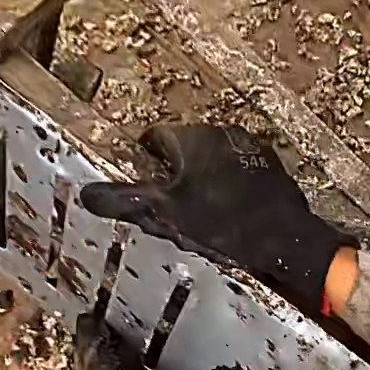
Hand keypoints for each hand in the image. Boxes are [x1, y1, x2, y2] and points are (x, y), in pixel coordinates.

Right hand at [81, 124, 353, 317]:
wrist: (283, 236)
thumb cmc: (221, 222)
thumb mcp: (166, 213)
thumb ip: (125, 202)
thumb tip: (86, 194)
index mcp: (192, 138)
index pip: (155, 138)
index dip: (144, 161)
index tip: (142, 182)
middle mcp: (221, 133)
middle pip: (184, 150)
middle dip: (173, 174)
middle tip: (169, 207)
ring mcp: (249, 148)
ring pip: (212, 161)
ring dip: (201, 180)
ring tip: (198, 214)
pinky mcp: (269, 167)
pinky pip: (237, 174)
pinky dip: (228, 188)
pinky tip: (228, 215)